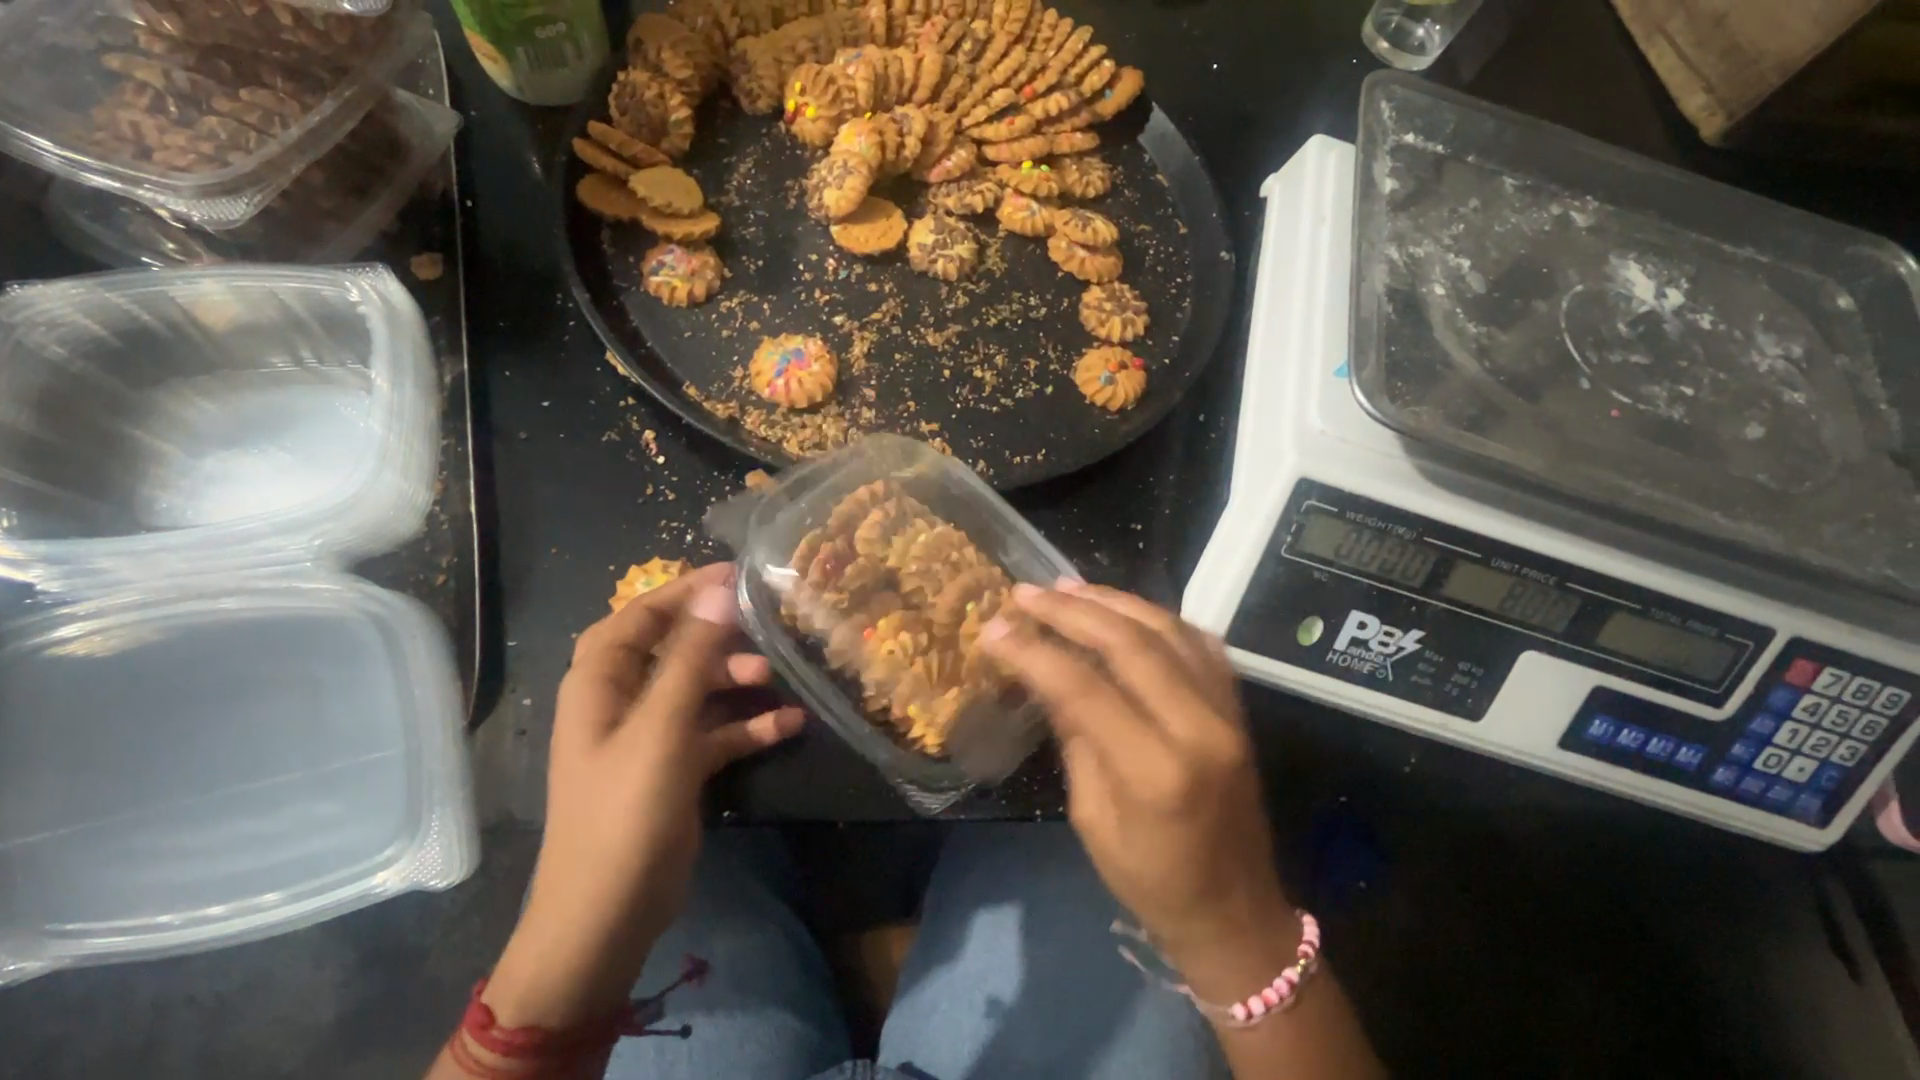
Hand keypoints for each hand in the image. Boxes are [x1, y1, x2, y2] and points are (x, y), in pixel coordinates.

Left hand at [484, 564, 804, 1026]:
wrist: (608, 913)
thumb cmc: (625, 812)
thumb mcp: (660, 728)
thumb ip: (690, 658)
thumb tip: (718, 591)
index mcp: (599, 684)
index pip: (639, 616)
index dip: (683, 591)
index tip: (736, 575)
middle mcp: (621, 704)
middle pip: (672, 650)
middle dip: (717, 638)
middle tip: (763, 630)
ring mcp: (649, 739)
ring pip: (697, 691)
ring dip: (735, 681)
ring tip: (776, 677)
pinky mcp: (675, 772)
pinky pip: (715, 734)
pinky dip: (747, 726)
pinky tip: (790, 724)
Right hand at [980, 582, 1291, 968]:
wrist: (1236, 911)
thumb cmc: (1151, 881)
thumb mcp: (1092, 817)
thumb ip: (1075, 737)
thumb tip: (1044, 673)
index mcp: (1155, 771)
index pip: (1085, 687)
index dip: (1034, 651)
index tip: (994, 628)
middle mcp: (1199, 728)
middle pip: (1130, 644)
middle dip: (1070, 611)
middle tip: (1026, 593)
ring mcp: (1228, 713)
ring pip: (1168, 630)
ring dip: (1113, 602)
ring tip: (1066, 587)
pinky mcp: (1239, 709)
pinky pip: (1199, 643)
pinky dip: (1157, 618)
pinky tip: (1123, 608)